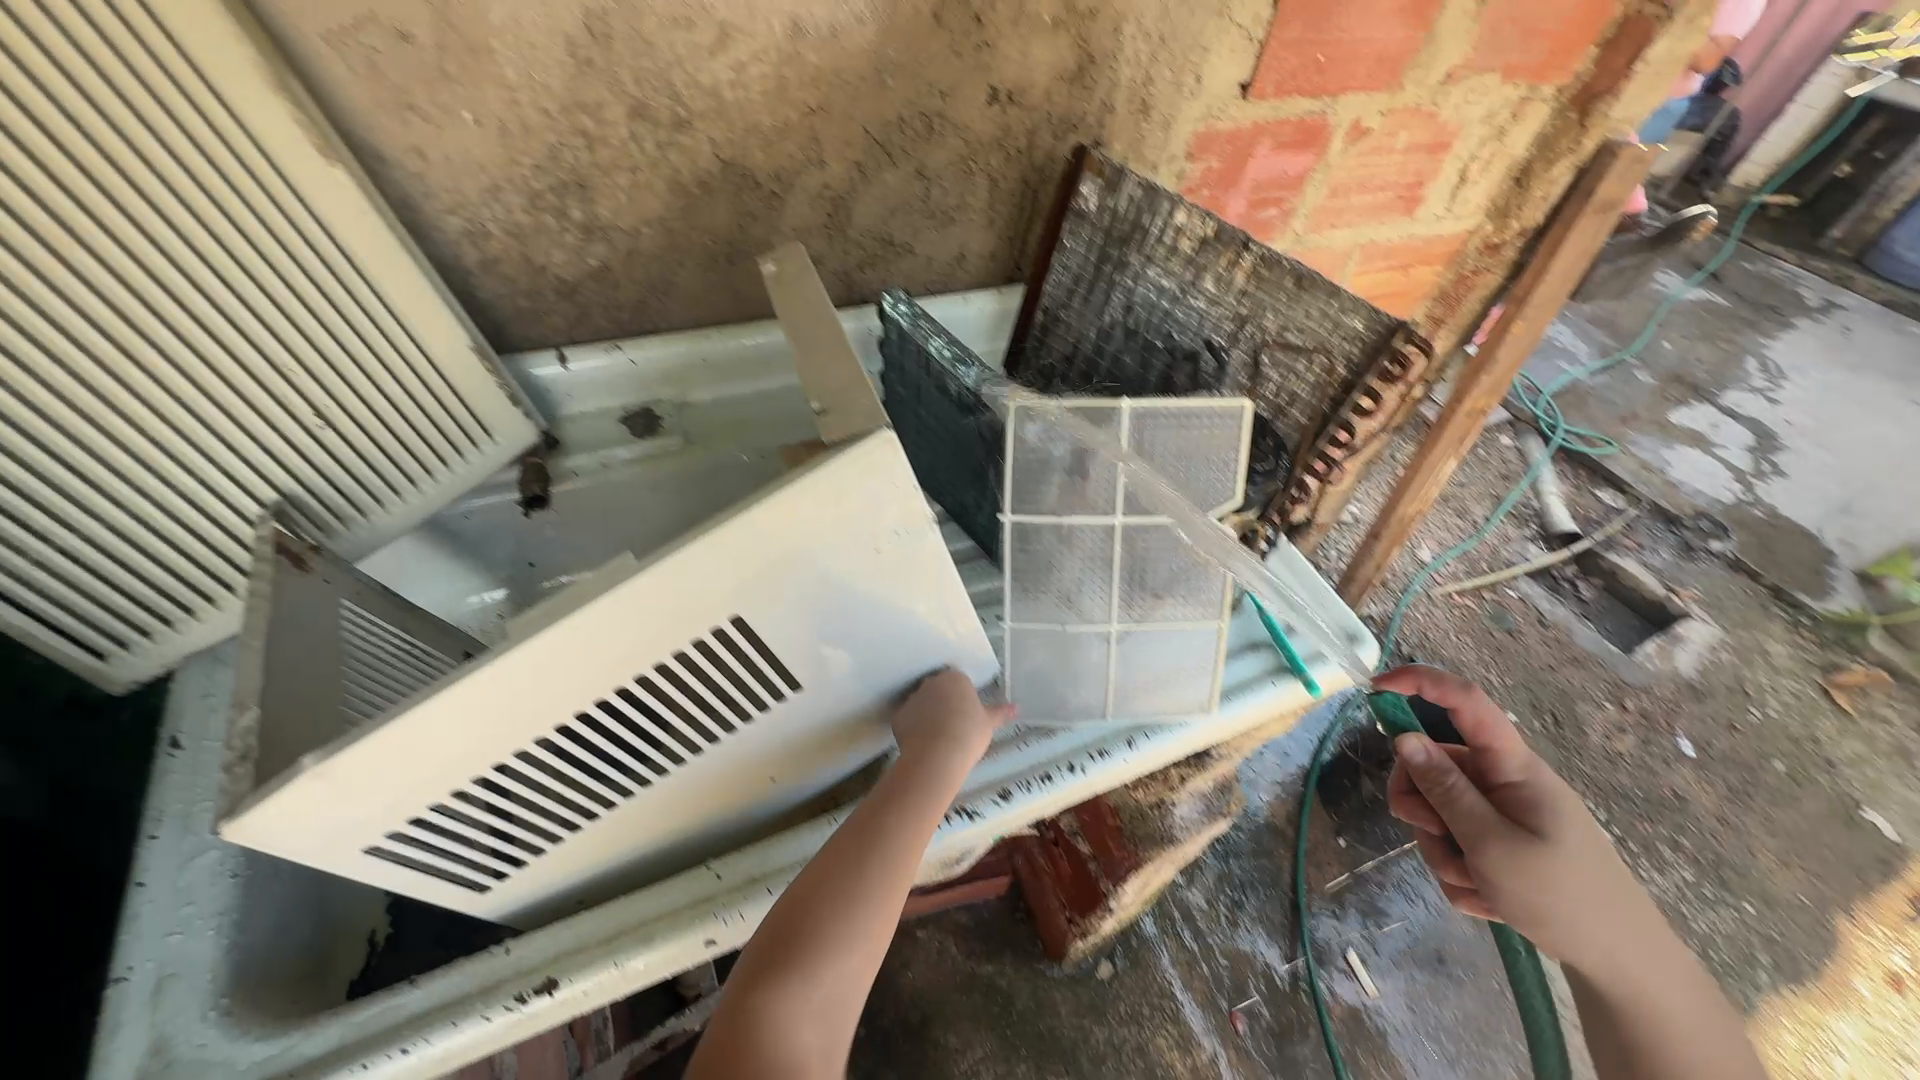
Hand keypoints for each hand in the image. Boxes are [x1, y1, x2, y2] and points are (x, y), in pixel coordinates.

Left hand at [890, 669, 1012, 766]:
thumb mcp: (989, 723)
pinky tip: (922, 742)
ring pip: (921, 702)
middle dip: (943, 701)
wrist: (938, 755)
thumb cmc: (969, 734)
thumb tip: (1016, 707)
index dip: (962, 697)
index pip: (958, 681)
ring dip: (927, 713)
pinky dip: (913, 727)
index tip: (966, 713)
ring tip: (937, 735)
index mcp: (954, 678)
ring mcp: (912, 698)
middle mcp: (931, 682)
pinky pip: (908, 718)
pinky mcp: (899, 715)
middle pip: (937, 688)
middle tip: (953, 722)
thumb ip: (1000, 713)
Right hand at [1377, 665, 1658, 972]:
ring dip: (1442, 850)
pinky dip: (1459, 873)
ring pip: (1436, 813)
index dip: (1420, 682)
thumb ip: (1444, 789)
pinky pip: (1452, 846)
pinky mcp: (1498, 845)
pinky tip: (1487, 898)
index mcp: (1511, 766)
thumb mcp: (1491, 843)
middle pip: (1432, 766)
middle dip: (1419, 803)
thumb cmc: (1561, 895)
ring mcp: (1500, 815)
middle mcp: (1502, 782)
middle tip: (1433, 836)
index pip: (1465, 702)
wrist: (1620, 960)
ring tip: (1476, 883)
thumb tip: (1405, 738)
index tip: (1375, 689)